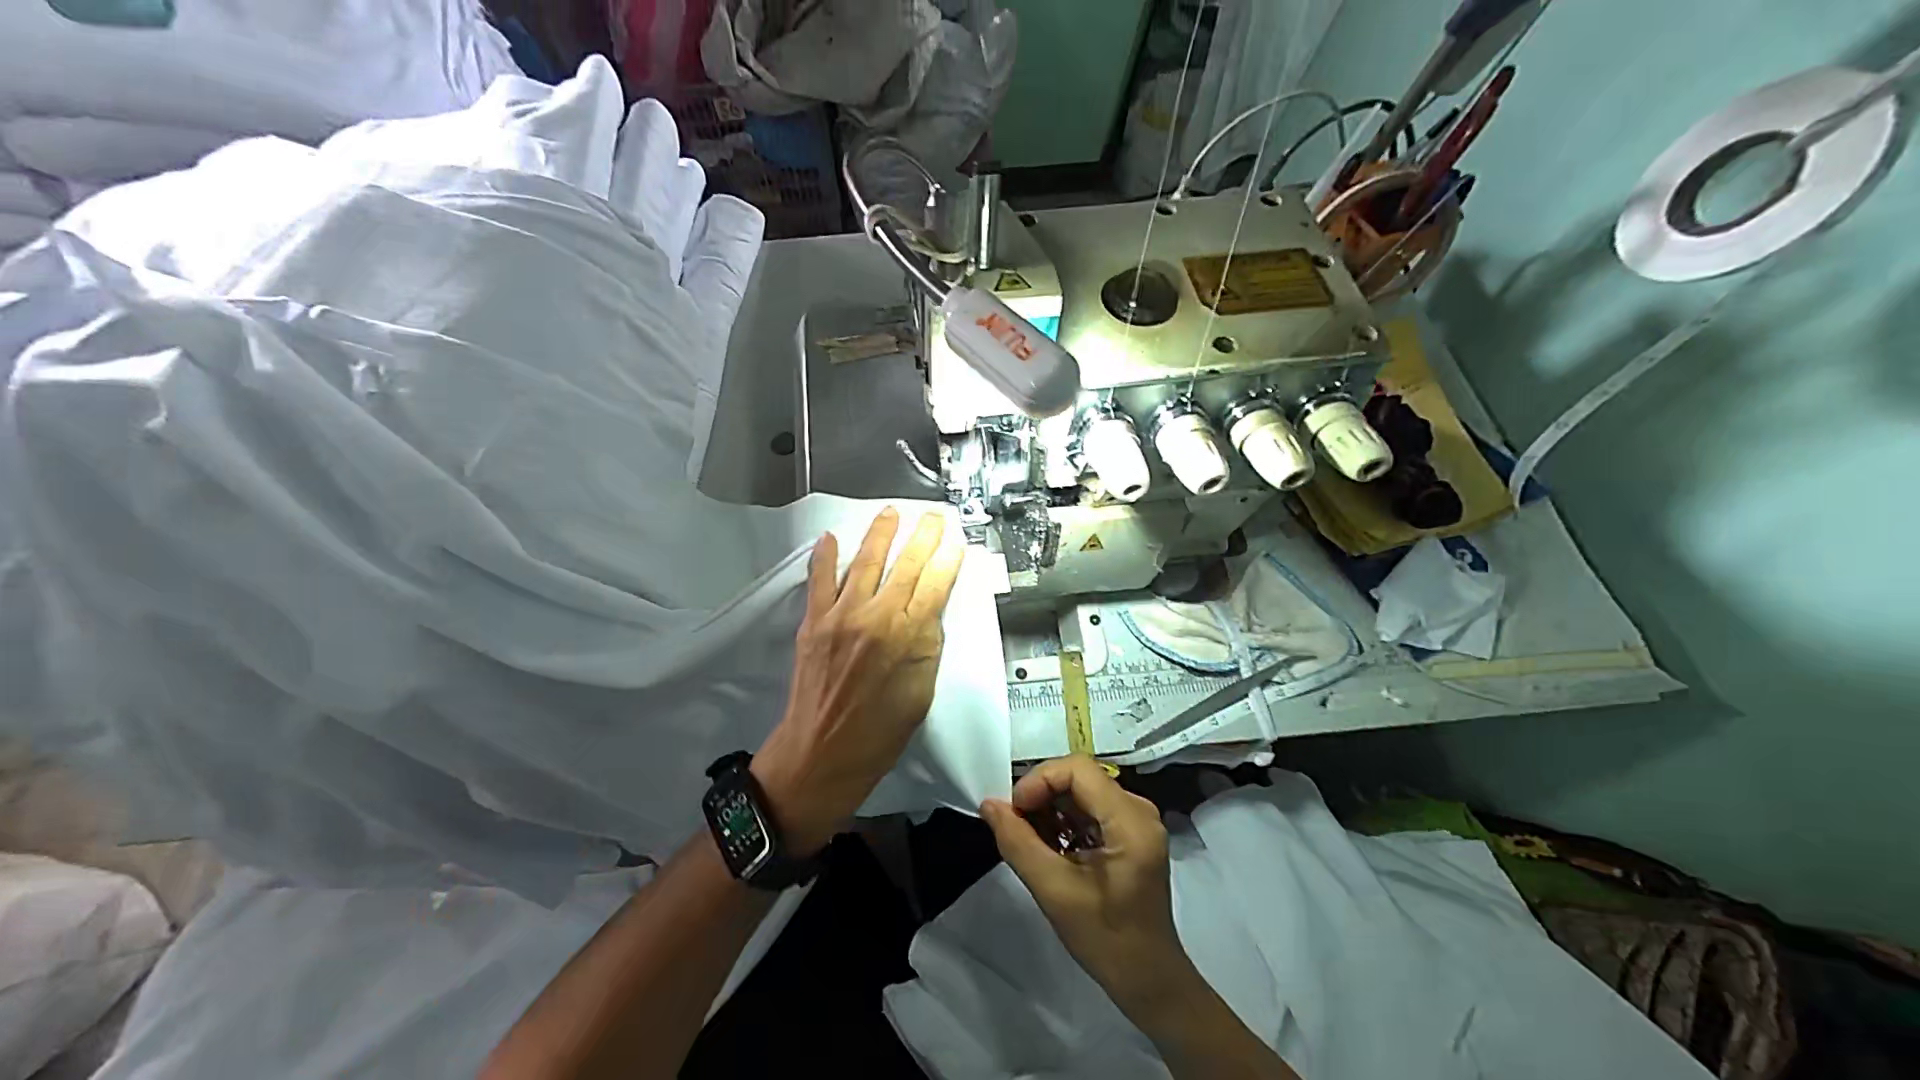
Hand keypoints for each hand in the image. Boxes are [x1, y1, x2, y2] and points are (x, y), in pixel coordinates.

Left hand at [753, 508, 963, 854]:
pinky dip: (826, 556)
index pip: (936, 586)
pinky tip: (831, 538)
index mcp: (911, 637)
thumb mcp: (922, 693)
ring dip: (881, 533)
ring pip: (866, 561)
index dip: (949, 562)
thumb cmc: (880, 733)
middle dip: (924, 537)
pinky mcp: (814, 621)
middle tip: (934, 518)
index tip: (956, 545)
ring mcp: (842, 616)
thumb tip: (928, 615)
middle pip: (906, 565)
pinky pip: (820, 579)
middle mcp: (878, 617)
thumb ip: (927, 647)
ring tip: (891, 513)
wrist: (823, 753)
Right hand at [981, 756, 1199, 1018]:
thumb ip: (1018, 842)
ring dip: (1049, 808)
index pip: (1078, 769)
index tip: (1014, 811)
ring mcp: (1136, 820)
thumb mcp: (1054, 891)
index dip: (1040, 781)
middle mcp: (1138, 810)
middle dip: (1041, 795)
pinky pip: (1090, 807)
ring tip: (1028, 838)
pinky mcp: (1130, 832)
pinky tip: (1048, 846)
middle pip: (1079, 777)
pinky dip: (1063, 819)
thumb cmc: (1106, 939)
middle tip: (1014, 825)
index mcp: (1131, 821)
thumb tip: (989, 804)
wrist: (1148, 978)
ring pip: (1081, 790)